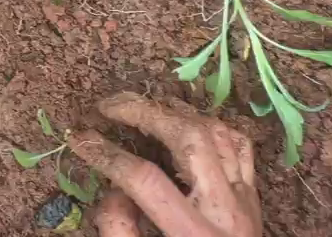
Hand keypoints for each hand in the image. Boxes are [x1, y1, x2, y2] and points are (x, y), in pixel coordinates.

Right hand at [68, 93, 261, 236]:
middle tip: (107, 107)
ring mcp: (246, 203)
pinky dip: (211, 126)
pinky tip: (184, 124)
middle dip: (142, 112)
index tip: (77, 138)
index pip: (145, 179)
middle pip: (188, 137)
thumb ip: (119, 231)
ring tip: (141, 108)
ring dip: (174, 112)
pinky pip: (239, 146)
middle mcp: (227, 213)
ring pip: (216, 132)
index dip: (105, 153)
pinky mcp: (254, 201)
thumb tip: (113, 189)